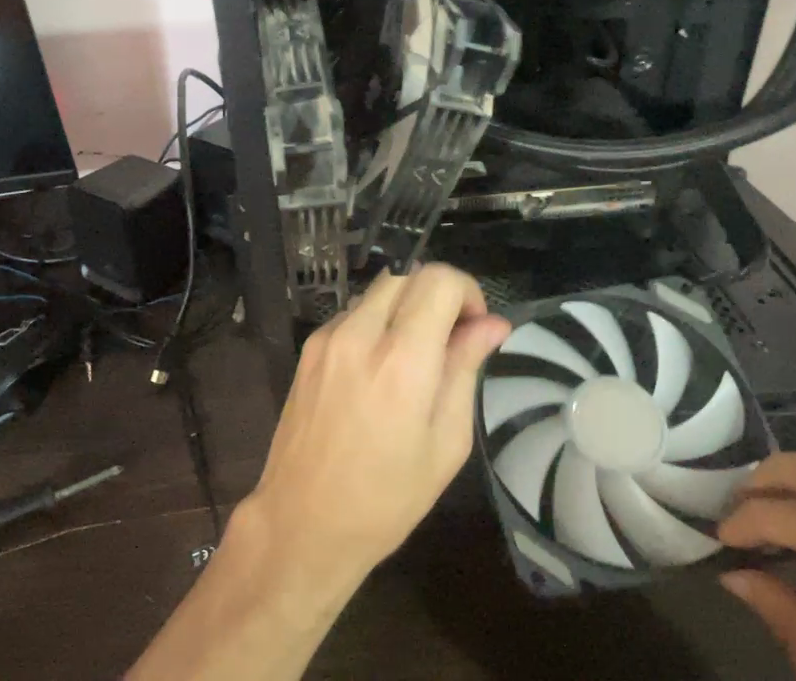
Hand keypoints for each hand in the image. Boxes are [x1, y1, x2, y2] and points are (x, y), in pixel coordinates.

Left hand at [231, 264, 510, 590]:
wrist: (303, 520)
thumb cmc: (386, 498)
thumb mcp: (445, 443)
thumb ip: (465, 370)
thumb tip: (492, 325)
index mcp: (400, 360)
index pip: (439, 280)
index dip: (467, 293)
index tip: (476, 329)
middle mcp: (358, 335)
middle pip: (407, 275)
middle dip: (437, 296)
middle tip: (452, 342)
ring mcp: (326, 338)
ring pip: (377, 292)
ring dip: (405, 310)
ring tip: (415, 362)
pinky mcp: (307, 350)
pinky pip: (351, 315)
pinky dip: (375, 325)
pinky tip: (379, 372)